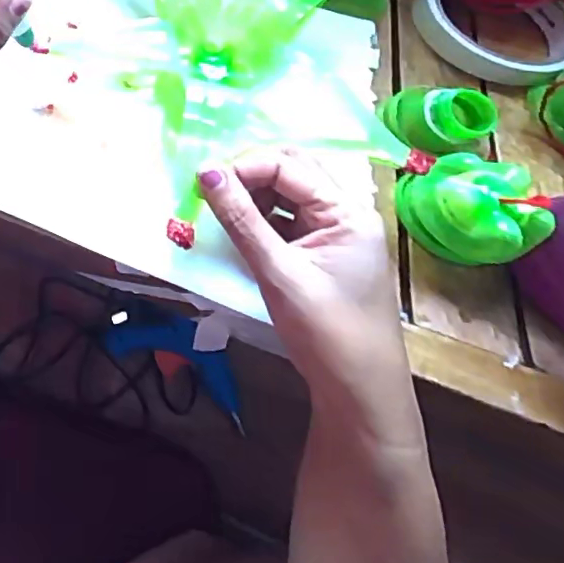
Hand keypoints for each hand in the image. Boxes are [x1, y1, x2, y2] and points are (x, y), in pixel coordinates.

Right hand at [198, 148, 409, 414]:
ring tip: (217, 209)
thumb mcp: (277, 271)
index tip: (204, 184)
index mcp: (347, 214)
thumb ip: (240, 217)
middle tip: (210, 190)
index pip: (287, 166)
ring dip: (248, 194)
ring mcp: (331, 233)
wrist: (359, 395)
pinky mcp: (316, 251)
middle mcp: (343, 215)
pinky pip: (281, 217)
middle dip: (246, 173)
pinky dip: (254, 216)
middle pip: (289, 170)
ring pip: (283, 192)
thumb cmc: (326, 333)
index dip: (244, 168)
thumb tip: (205, 170)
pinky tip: (233, 228)